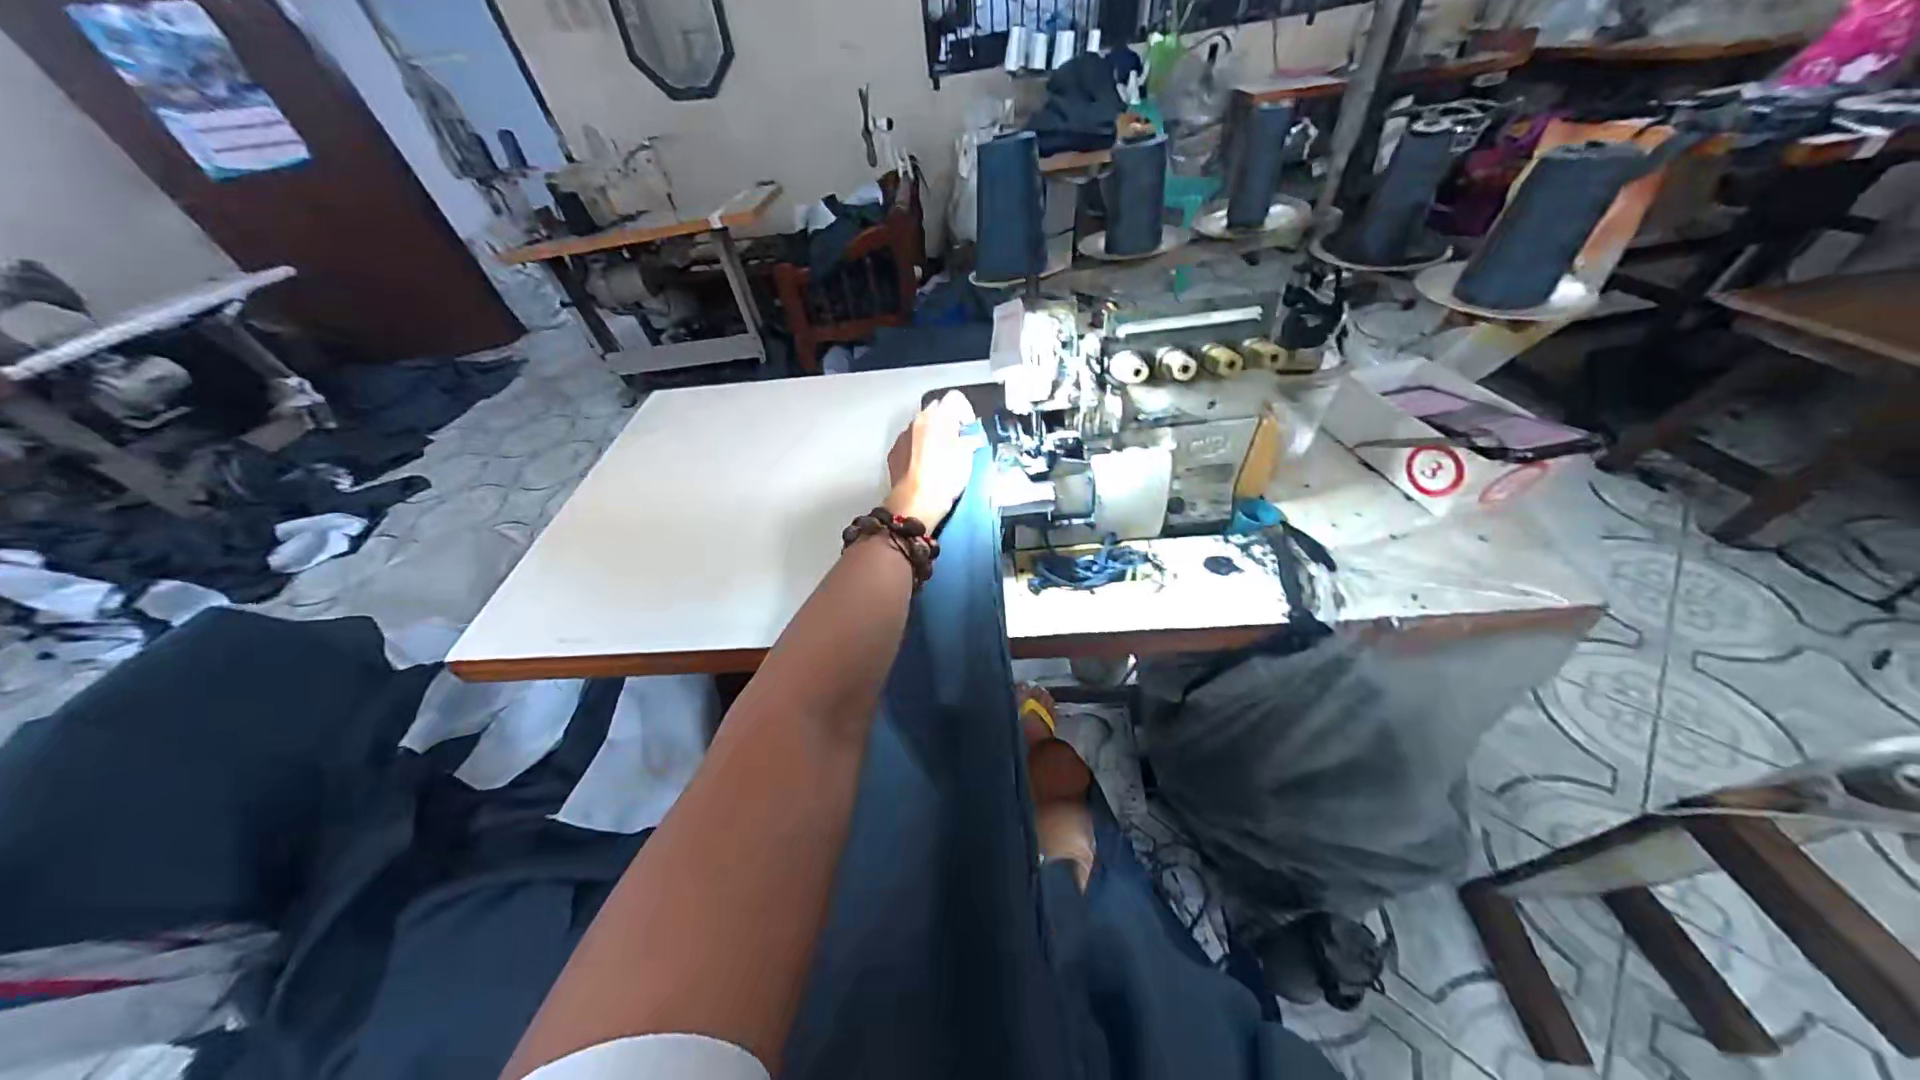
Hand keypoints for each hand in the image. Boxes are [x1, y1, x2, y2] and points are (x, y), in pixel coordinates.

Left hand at [884, 390, 976, 527]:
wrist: (916, 503)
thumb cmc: (944, 478)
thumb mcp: (966, 457)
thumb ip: (968, 441)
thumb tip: (969, 440)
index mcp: (938, 416)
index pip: (955, 399)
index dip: (966, 411)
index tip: (969, 426)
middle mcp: (917, 420)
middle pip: (936, 411)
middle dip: (947, 422)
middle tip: (958, 440)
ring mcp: (903, 436)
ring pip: (921, 427)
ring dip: (932, 435)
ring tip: (941, 456)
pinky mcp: (894, 452)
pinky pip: (909, 443)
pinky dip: (918, 449)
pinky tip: (926, 466)